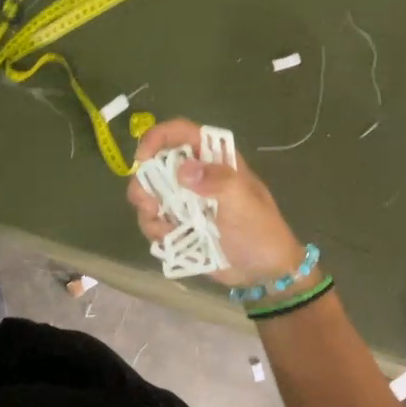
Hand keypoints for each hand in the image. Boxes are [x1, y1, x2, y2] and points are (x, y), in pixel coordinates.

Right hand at [127, 119, 307, 288]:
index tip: (142, 158)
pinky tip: (168, 238)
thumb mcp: (244, 205)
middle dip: (144, 182)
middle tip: (149, 204)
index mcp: (215, 161)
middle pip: (155, 163)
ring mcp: (184, 201)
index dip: (158, 137)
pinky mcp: (177, 224)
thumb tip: (183, 168)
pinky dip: (153, 228)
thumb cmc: (260, 232)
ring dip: (146, 208)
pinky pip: (152, 219)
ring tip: (162, 227)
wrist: (263, 273)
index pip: (182, 133)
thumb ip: (219, 182)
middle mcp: (195, 176)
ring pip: (149, 192)